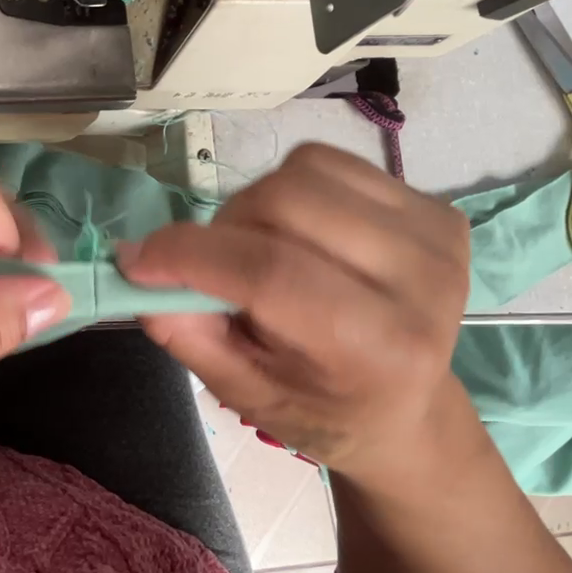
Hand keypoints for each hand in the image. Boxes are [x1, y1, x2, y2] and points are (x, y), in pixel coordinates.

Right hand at [120, 143, 470, 480]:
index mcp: (378, 348)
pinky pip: (326, 163)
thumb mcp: (240, 392)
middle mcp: (422, 283)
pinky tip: (295, 231)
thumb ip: (186, 333)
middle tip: (211, 266)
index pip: (270, 272)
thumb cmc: (315, 406)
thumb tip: (139, 269)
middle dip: (220, 229)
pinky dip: (286, 188)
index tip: (135, 260)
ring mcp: (436, 236)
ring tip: (256, 248)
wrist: (406, 409)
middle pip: (283, 203)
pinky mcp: (435, 207)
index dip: (188, 254)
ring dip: (252, 206)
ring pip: (300, 173)